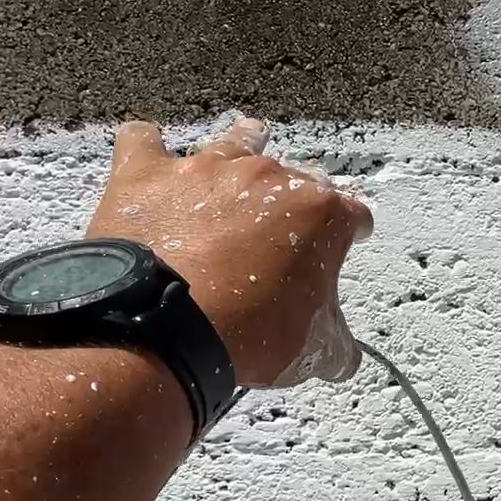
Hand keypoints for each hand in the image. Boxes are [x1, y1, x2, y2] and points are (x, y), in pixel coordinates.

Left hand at [86, 118, 372, 387]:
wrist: (167, 328)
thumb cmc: (255, 333)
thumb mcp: (316, 351)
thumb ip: (338, 346)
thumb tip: (344, 360)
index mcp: (323, 216)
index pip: (355, 214)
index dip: (354, 231)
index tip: (349, 241)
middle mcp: (271, 178)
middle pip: (300, 176)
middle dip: (301, 197)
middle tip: (290, 224)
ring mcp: (208, 170)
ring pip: (236, 140)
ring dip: (246, 143)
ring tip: (248, 146)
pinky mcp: (148, 174)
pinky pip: (145, 141)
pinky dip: (150, 150)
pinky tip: (153, 160)